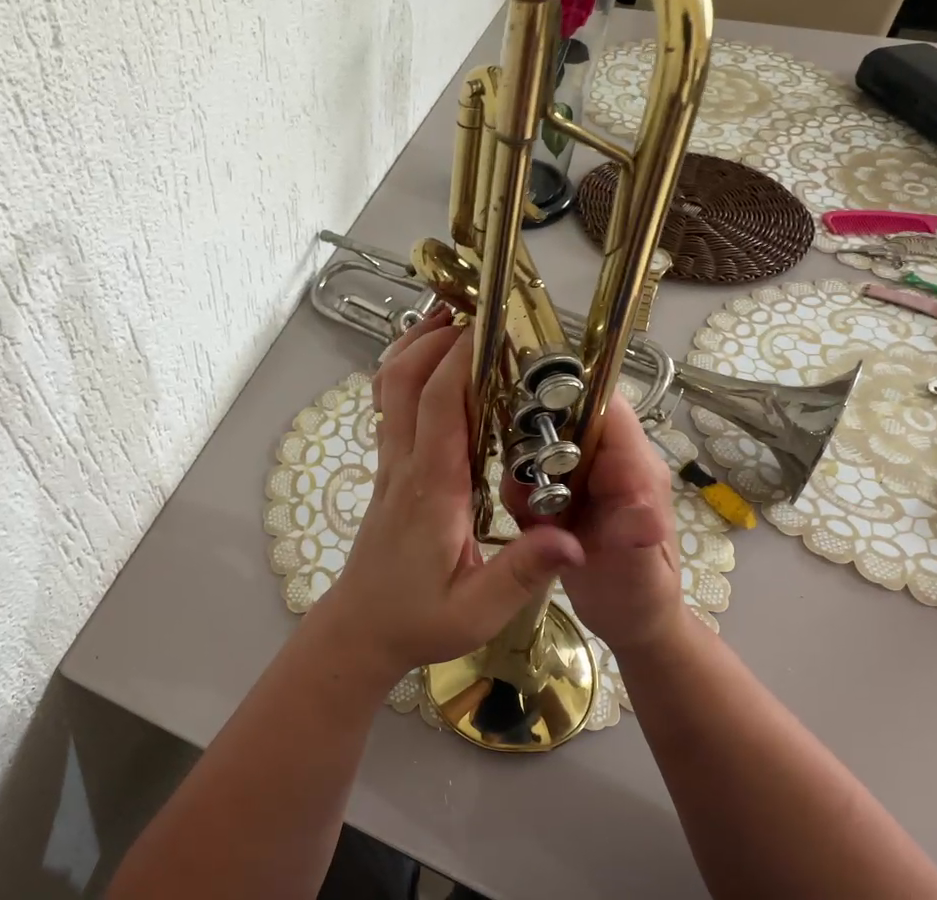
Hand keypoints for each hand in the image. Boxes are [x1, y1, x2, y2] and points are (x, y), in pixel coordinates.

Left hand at [310, 311, 583, 684]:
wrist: (363, 627)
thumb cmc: (420, 619)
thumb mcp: (478, 610)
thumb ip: (523, 573)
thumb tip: (572, 542)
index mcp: (432, 488)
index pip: (440, 405)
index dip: (460, 358)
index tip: (492, 325)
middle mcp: (406, 464)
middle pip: (404, 379)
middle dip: (434, 336)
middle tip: (476, 310)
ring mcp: (392, 463)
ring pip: (389, 387)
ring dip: (415, 346)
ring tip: (453, 318)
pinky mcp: (390, 468)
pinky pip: (391, 405)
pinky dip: (407, 372)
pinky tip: (433, 363)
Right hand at [506, 390, 685, 652]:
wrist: (633, 623)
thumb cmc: (639, 601)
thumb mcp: (638, 577)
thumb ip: (635, 541)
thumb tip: (641, 512)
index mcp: (634, 469)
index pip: (603, 406)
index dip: (564, 395)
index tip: (522, 411)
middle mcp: (612, 460)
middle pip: (565, 414)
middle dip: (531, 436)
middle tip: (519, 483)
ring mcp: (587, 473)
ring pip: (543, 439)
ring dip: (521, 467)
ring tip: (525, 510)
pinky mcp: (567, 488)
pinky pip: (534, 467)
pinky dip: (518, 486)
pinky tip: (522, 517)